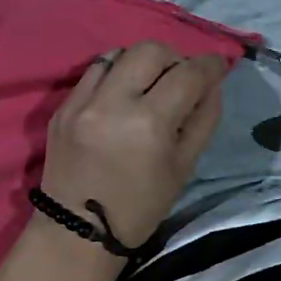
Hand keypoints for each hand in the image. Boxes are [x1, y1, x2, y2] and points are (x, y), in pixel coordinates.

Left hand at [41, 41, 226, 247]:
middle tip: (181, 79)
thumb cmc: (142, 206)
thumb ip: (204, 119)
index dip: (210, 65)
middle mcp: (112, 103)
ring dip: (142, 63)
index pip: (187, 74)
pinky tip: (122, 95)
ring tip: (149, 85)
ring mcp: (81, 102)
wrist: (78, 231)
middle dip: (175, 58)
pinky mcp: (62, 107)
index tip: (218, 66)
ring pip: (118, 53)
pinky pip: (94, 72)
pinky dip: (115, 75)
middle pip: (150, 50)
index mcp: (149, 124)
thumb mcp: (185, 166)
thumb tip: (213, 84)